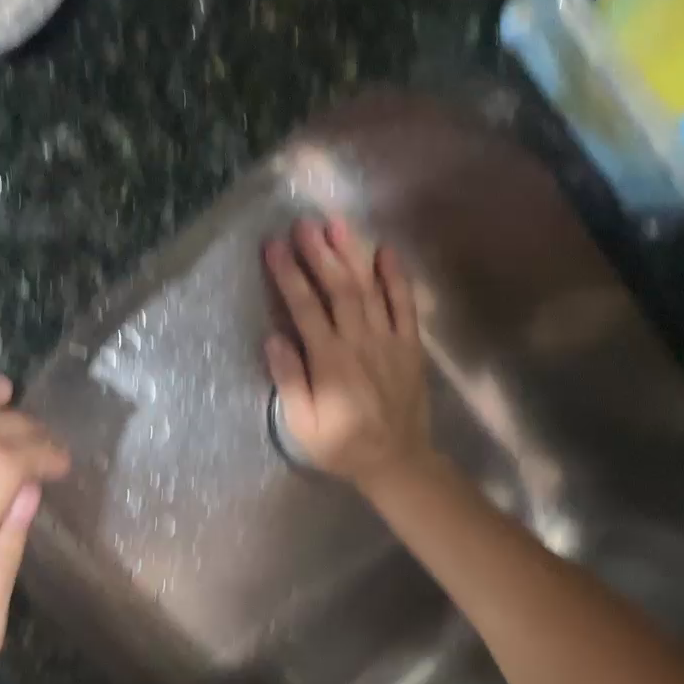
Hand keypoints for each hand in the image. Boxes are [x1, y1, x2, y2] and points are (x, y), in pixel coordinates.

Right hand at [263, 215, 433, 487]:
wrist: (396, 460)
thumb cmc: (340, 446)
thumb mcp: (302, 425)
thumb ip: (289, 381)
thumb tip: (274, 339)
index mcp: (329, 362)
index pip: (304, 308)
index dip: (289, 275)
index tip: (273, 247)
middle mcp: (359, 343)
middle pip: (338, 288)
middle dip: (319, 253)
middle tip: (303, 224)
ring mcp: (389, 340)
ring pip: (370, 289)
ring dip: (352, 255)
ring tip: (336, 225)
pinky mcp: (410, 345)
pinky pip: (405, 304)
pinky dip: (396, 276)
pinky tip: (385, 251)